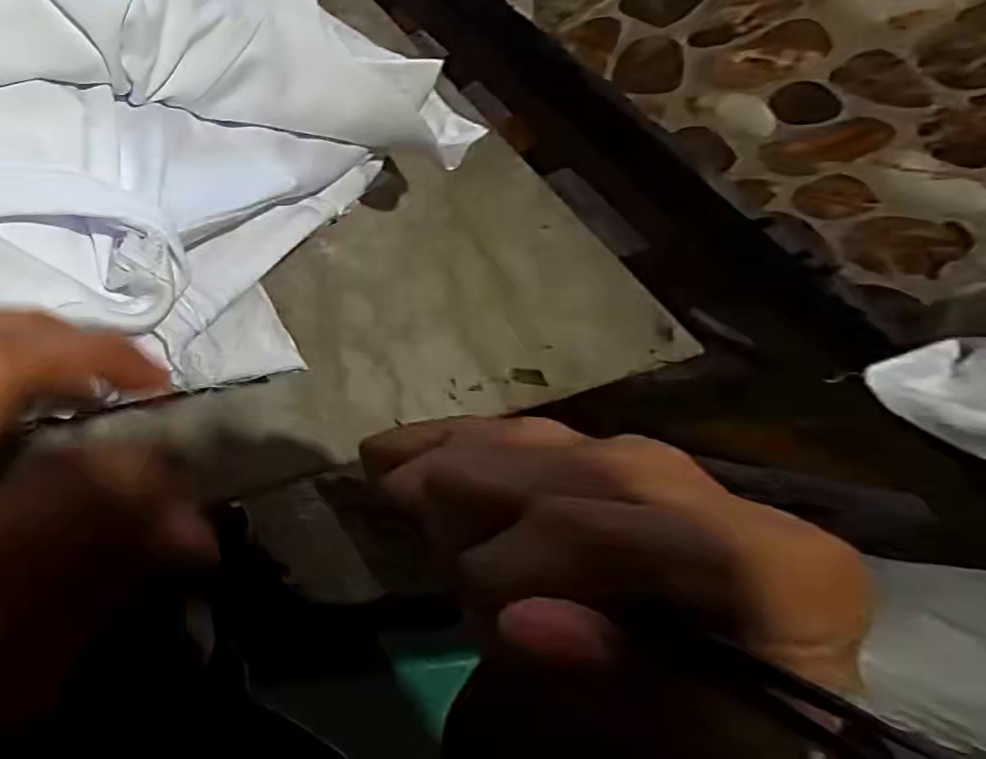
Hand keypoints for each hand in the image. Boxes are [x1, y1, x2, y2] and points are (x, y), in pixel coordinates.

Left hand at [0, 312, 214, 758]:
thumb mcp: (19, 659)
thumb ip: (101, 571)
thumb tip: (193, 522)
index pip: (28, 450)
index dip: (103, 404)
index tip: (160, 403)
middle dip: (69, 343)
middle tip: (133, 365)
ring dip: (22, 325)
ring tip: (82, 352)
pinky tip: (11, 355)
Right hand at [361, 416, 871, 691]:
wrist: (711, 666)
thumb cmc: (709, 711)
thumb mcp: (679, 724)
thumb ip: (608, 675)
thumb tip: (520, 623)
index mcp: (770, 558)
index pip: (595, 529)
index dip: (511, 567)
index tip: (475, 620)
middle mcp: (701, 484)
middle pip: (543, 477)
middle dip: (467, 522)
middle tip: (442, 579)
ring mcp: (635, 451)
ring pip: (509, 442)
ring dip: (440, 476)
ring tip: (400, 514)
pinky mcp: (584, 442)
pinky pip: (496, 429)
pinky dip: (434, 442)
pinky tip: (384, 455)